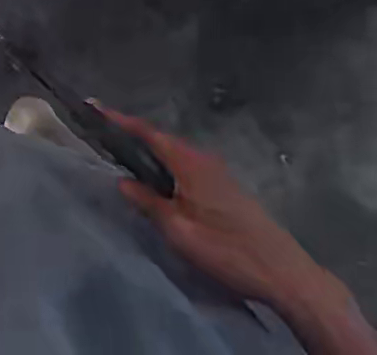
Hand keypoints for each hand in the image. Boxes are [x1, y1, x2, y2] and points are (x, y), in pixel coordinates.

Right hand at [104, 108, 352, 324]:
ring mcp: (215, 171)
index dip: (120, 120)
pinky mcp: (222, 186)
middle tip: (102, 134)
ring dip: (148, 152)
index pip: (148, 132)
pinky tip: (155, 182)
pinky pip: (184, 166)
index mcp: (189, 162)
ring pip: (173, 154)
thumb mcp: (180, 232)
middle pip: (160, 139)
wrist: (281, 270)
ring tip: (122, 156)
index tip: (96, 106)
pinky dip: (164, 166)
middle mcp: (202, 158)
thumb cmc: (226, 249)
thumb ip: (149, 204)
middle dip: (131, 134)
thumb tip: (122, 181)